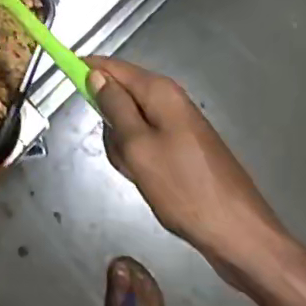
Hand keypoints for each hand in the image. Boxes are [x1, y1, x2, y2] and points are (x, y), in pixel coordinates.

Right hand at [87, 56, 305, 305]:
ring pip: (131, 123)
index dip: (83, 69)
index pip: (110, 65)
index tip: (62, 78)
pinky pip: (147, 142)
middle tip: (119, 150)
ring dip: (124, 146)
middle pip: (120, 95)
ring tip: (138, 173)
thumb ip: (113, 107)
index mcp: (159, 92)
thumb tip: (95, 75)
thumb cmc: (185, 189)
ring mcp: (180, 126)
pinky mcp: (185, 149)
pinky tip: (150, 182)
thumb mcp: (138, 146)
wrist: (242, 239)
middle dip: (109, 121)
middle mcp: (170, 101)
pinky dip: (140, 159)